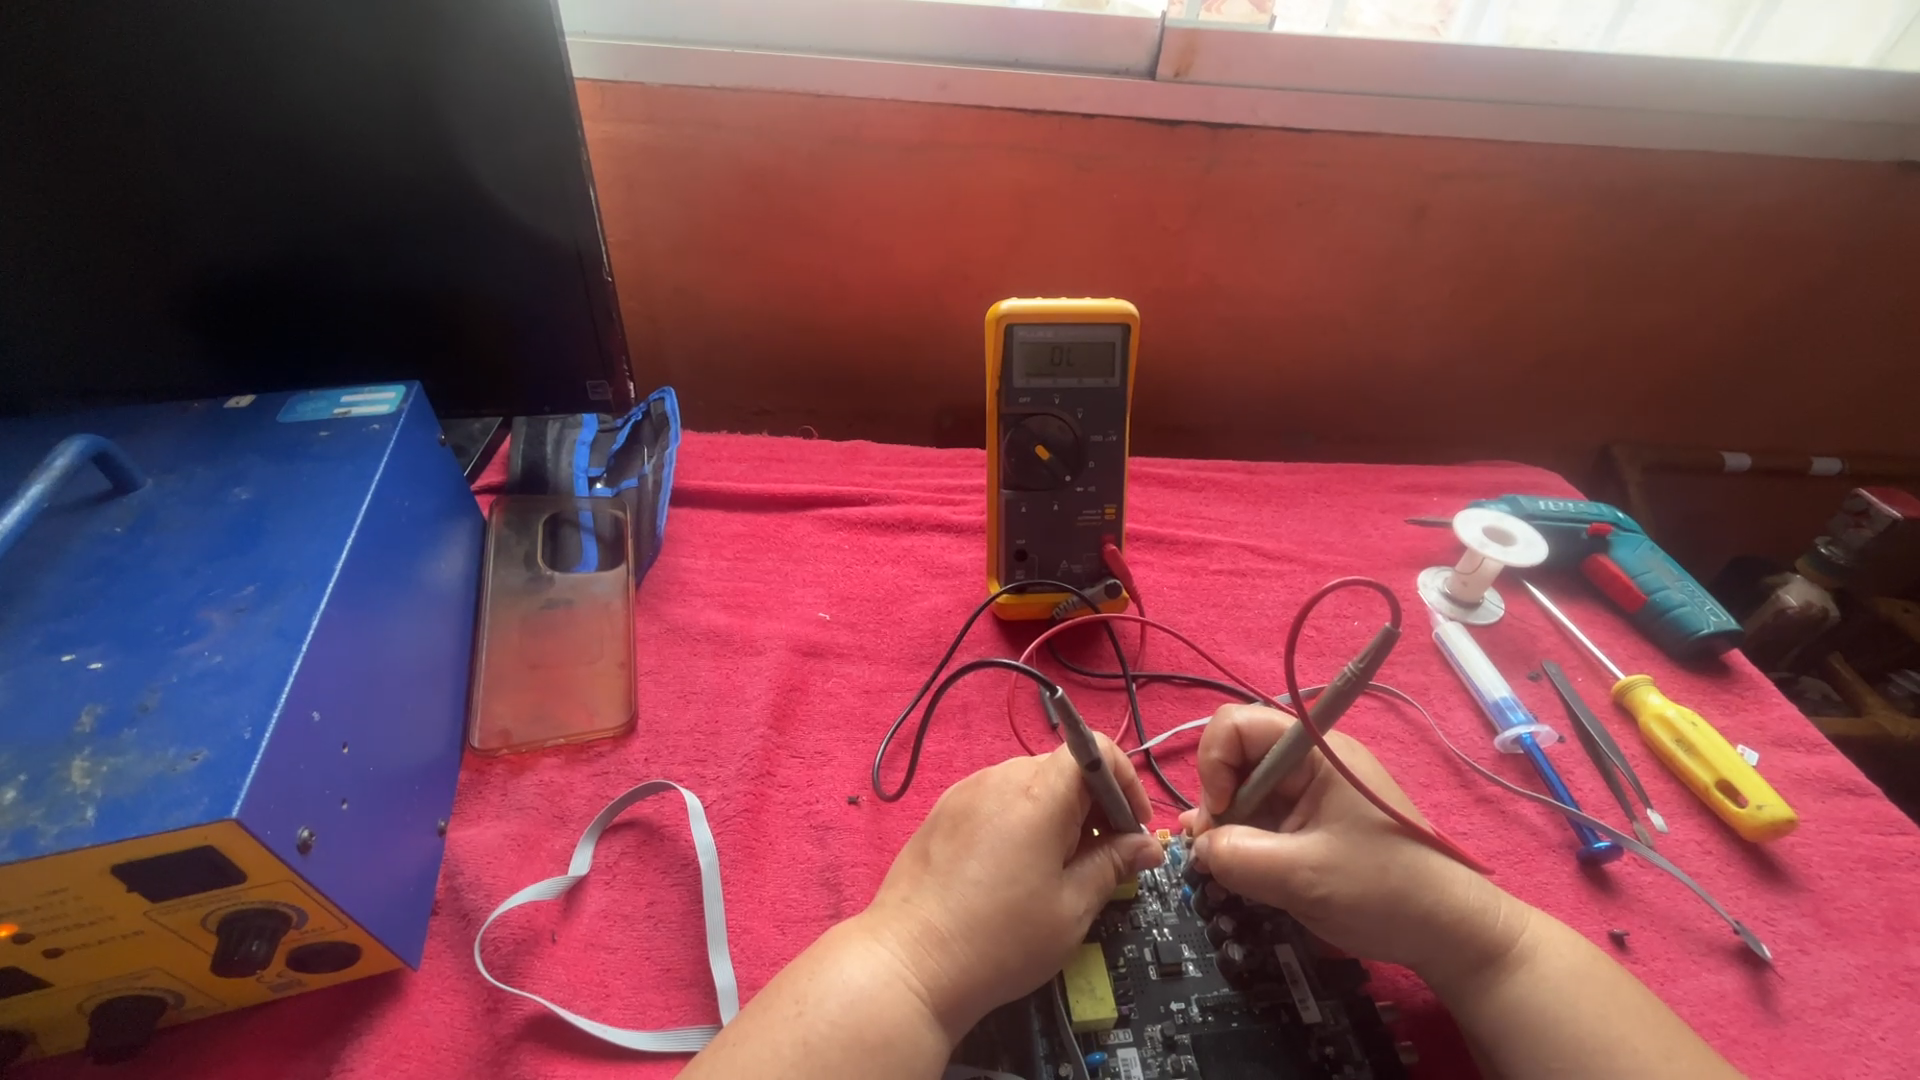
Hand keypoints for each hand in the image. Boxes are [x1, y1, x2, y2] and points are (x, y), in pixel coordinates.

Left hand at [858, 736, 1164, 1040]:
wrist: (910, 961)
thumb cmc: (1000, 939)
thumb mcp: (1071, 908)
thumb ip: (1113, 865)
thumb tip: (1145, 846)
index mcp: (1038, 794)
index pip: (1093, 748)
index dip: (1123, 780)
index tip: (1132, 826)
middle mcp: (1000, 778)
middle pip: (1062, 768)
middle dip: (1093, 804)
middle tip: (1104, 857)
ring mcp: (967, 791)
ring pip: (1028, 783)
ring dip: (1057, 812)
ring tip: (1058, 867)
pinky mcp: (945, 809)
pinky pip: (997, 798)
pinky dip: (1021, 818)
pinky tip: (1015, 866)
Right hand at [1182, 705, 1527, 982]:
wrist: (1455, 936)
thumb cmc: (1386, 892)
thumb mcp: (1302, 876)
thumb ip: (1236, 857)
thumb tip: (1196, 847)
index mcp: (1314, 751)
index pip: (1236, 725)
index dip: (1214, 763)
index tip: (1221, 812)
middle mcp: (1309, 760)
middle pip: (1236, 757)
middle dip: (1217, 799)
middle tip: (1216, 849)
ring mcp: (1311, 790)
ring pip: (1244, 789)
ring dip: (1228, 824)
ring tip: (1225, 866)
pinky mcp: (1313, 819)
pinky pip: (1262, 814)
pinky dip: (1245, 838)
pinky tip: (1240, 868)